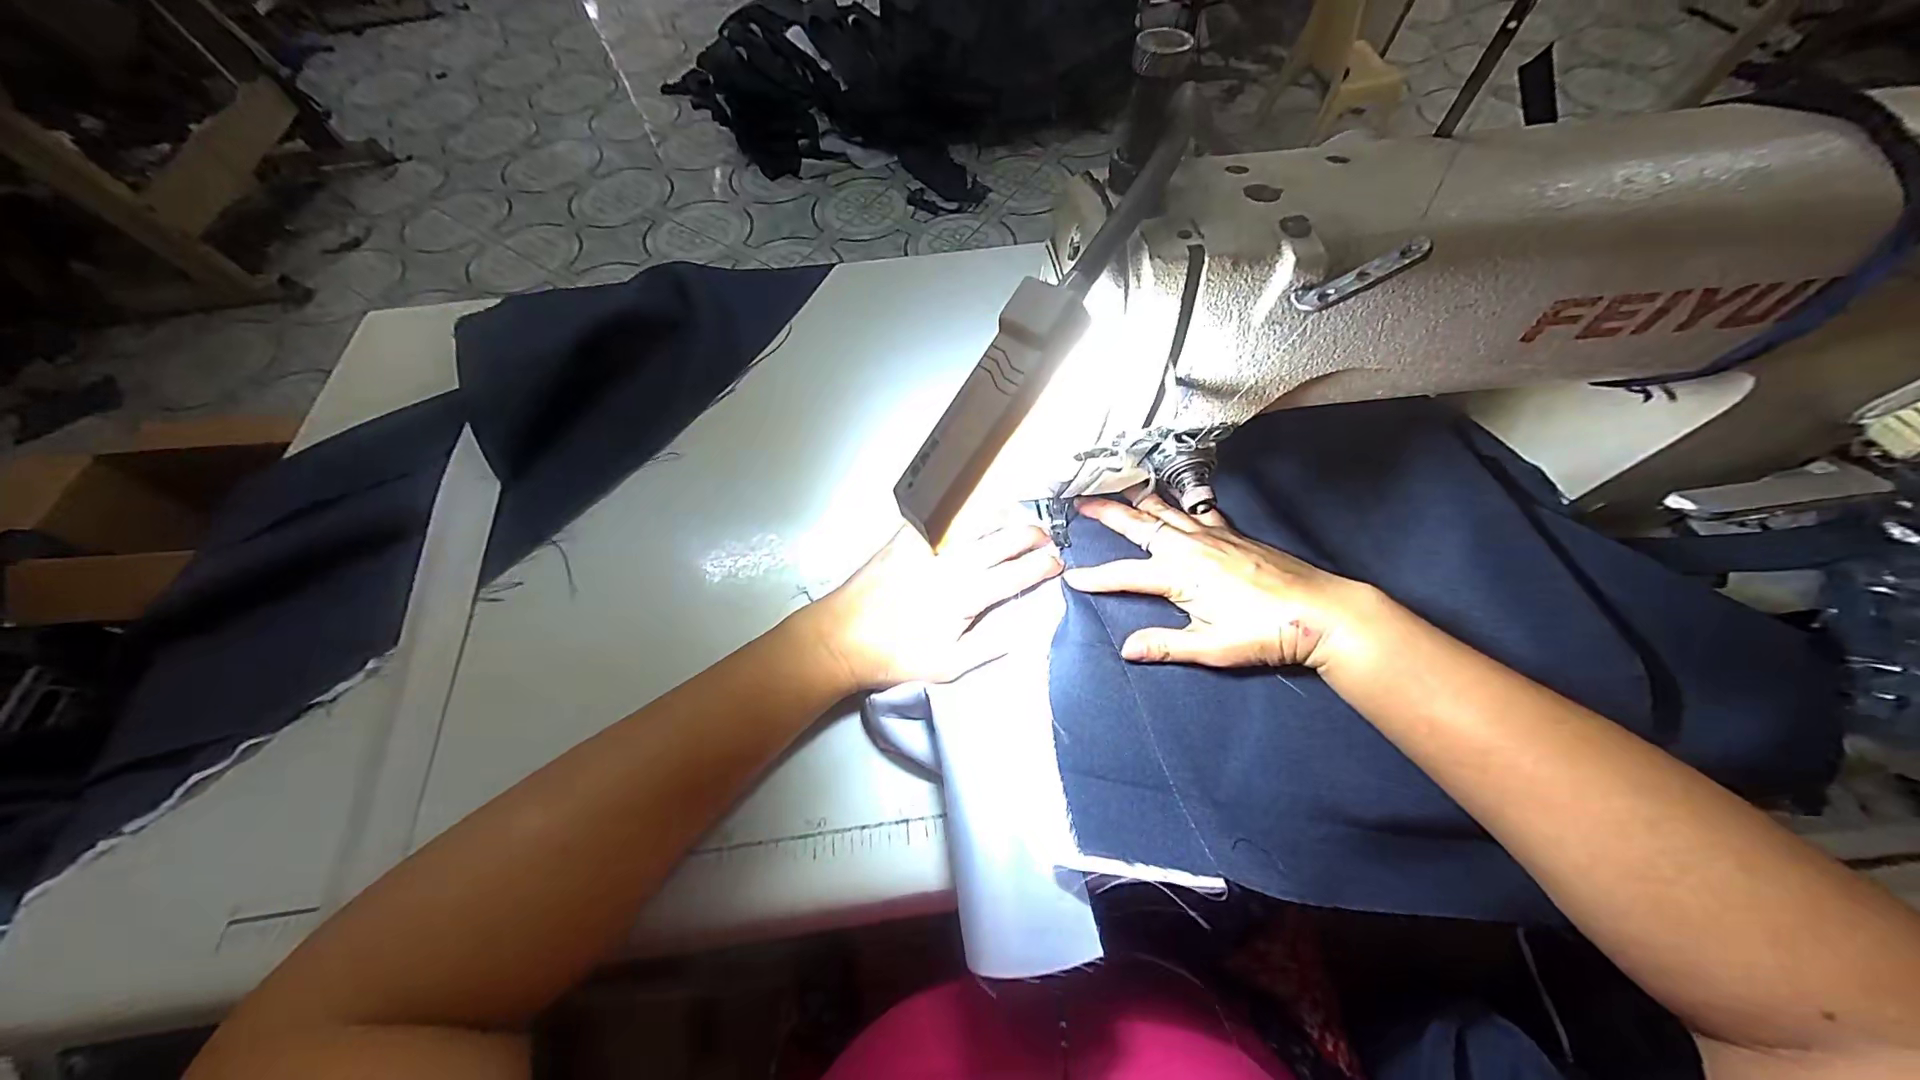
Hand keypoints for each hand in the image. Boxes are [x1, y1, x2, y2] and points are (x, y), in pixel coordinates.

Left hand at [805, 523, 1063, 689]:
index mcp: (964, 597)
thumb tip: (1026, 629)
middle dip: (1032, 536)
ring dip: (1005, 520)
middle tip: (1044, 540)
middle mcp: (950, 564)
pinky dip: (967, 514)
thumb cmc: (894, 656)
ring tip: (1018, 524)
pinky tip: (975, 517)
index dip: (1042, 566)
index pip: (1016, 574)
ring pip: (977, 520)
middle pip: (1003, 538)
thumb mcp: (948, 666)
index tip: (1056, 564)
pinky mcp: (906, 537)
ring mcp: (927, 547)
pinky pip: (943, 517)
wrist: (841, 638)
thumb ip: (990, 645)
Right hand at [1063, 493, 1388, 672]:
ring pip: (1167, 510)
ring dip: (1139, 501)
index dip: (1096, 577)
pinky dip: (1179, 503)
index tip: (1073, 576)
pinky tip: (1178, 502)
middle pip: (1140, 525)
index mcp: (1181, 575)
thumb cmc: (1269, 632)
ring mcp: (1215, 536)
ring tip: (1120, 490)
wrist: (1322, 612)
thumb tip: (1129, 648)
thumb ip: (1166, 645)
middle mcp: (1193, 548)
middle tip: (1082, 503)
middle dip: (1107, 513)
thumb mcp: (1212, 647)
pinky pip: (1198, 510)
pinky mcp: (1234, 535)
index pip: (1125, 574)